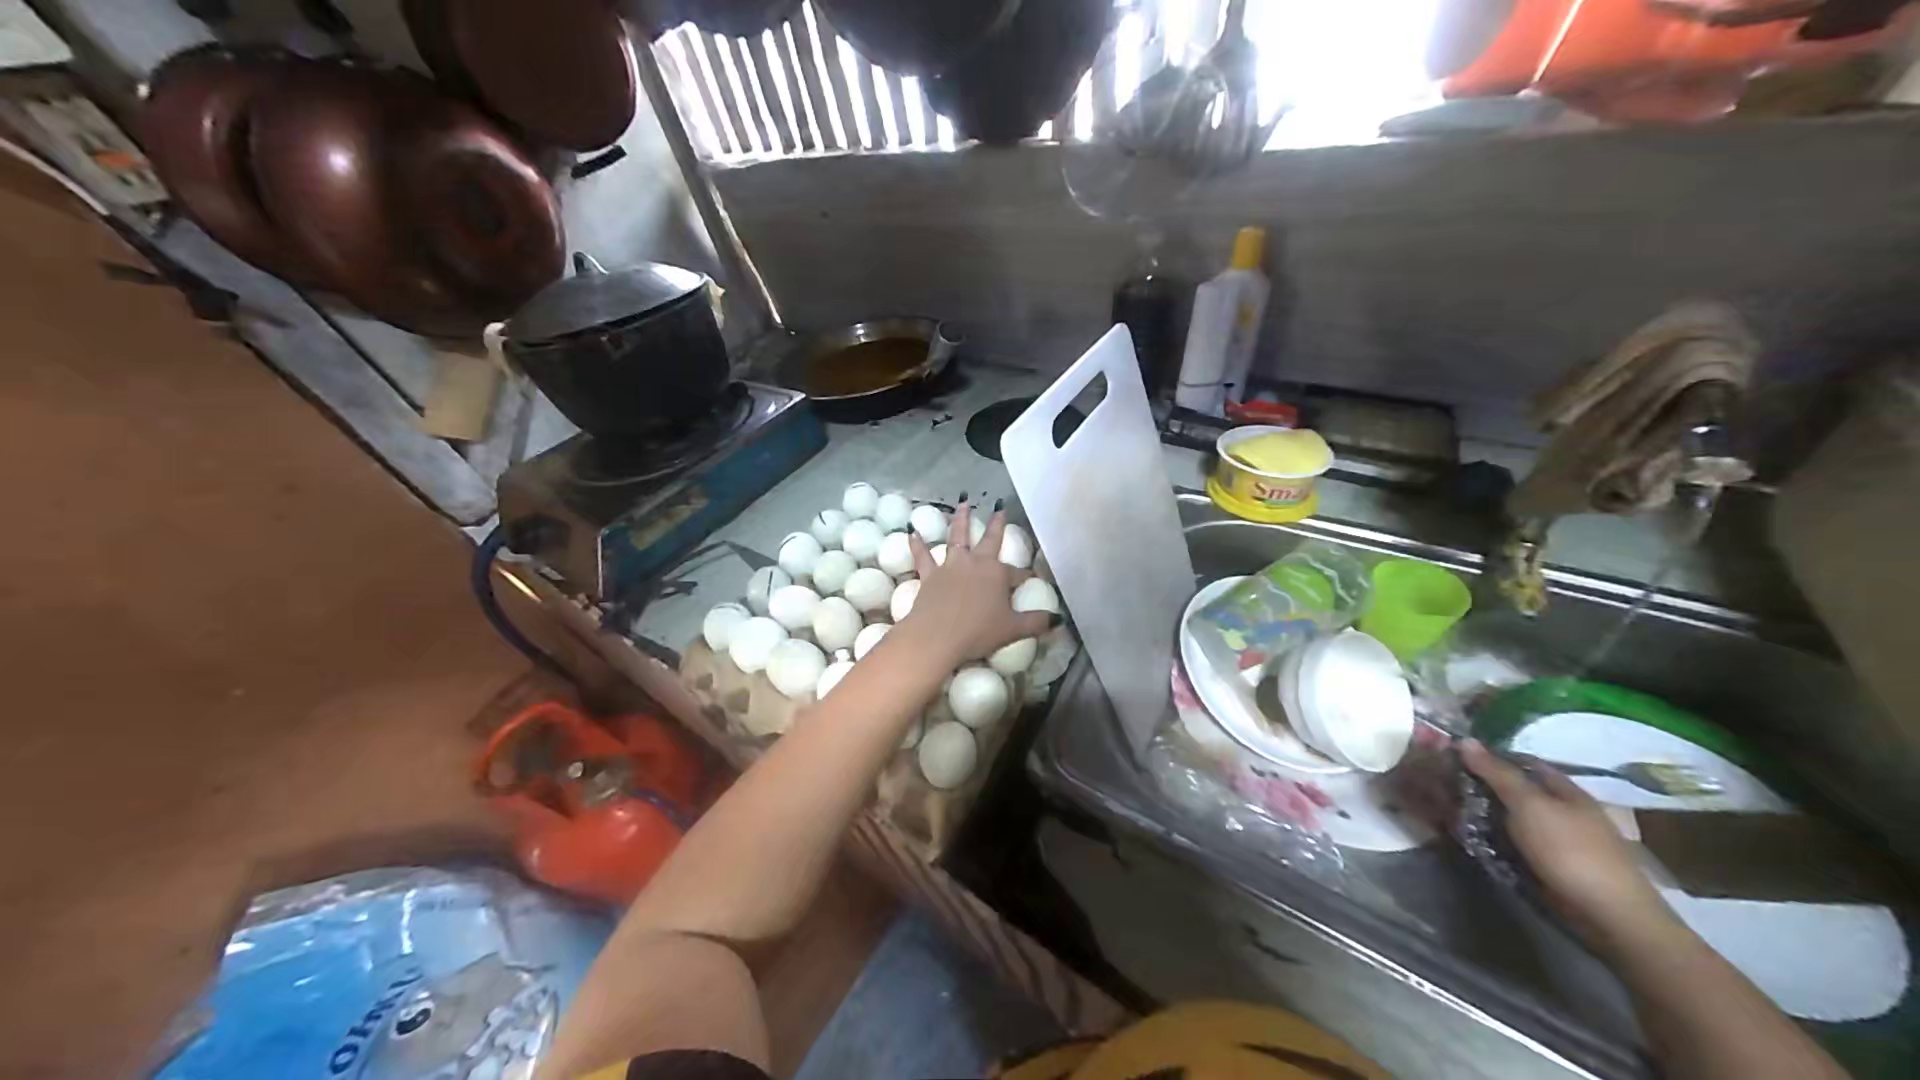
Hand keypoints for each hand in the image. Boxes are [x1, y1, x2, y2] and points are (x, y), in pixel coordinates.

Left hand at [895, 502, 1050, 669]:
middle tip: (999, 508)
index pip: (1016, 573)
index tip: (1030, 579)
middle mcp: (975, 563)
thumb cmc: (978, 632)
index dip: (1024, 576)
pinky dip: (917, 543)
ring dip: (961, 519)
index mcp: (998, 573)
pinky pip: (922, 555)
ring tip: (963, 502)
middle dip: (996, 524)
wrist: (936, 636)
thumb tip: (1058, 619)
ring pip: (957, 537)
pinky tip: (912, 531)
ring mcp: (950, 566)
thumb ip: (1037, 622)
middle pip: (989, 540)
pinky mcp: (929, 575)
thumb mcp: (1013, 629)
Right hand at [1460, 739, 1678, 953]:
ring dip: (1478, 813)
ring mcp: (1552, 838)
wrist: (1609, 915)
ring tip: (1444, 810)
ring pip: (1506, 816)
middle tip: (1440, 784)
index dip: (1486, 756)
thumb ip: (1496, 772)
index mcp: (1563, 789)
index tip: (1451, 756)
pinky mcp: (1545, 863)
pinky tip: (1467, 836)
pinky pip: (1509, 841)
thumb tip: (1465, 739)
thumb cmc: (1570, 850)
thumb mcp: (1529, 805)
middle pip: (1511, 789)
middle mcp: (1559, 809)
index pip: (1519, 761)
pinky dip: (1488, 837)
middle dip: (1477, 786)